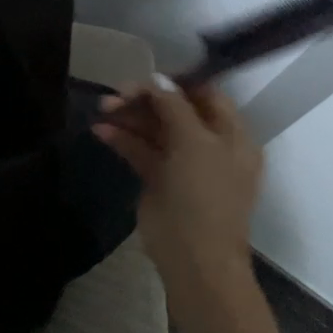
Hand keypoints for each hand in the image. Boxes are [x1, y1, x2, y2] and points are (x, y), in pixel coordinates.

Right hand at [94, 79, 263, 280]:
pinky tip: (100, 130)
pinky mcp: (159, 179)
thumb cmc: (204, 194)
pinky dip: (121, 138)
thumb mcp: (195, 142)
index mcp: (231, 136)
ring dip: (129, 116)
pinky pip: (140, 149)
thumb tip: (157, 77)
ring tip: (102, 108)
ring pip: (154, 128)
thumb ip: (174, 105)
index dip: (177, 82)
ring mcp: (183, 163)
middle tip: (116, 92)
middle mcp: (209, 146)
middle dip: (145, 98)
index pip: (205, 94)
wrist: (194, 259)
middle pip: (175, 110)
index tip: (147, 73)